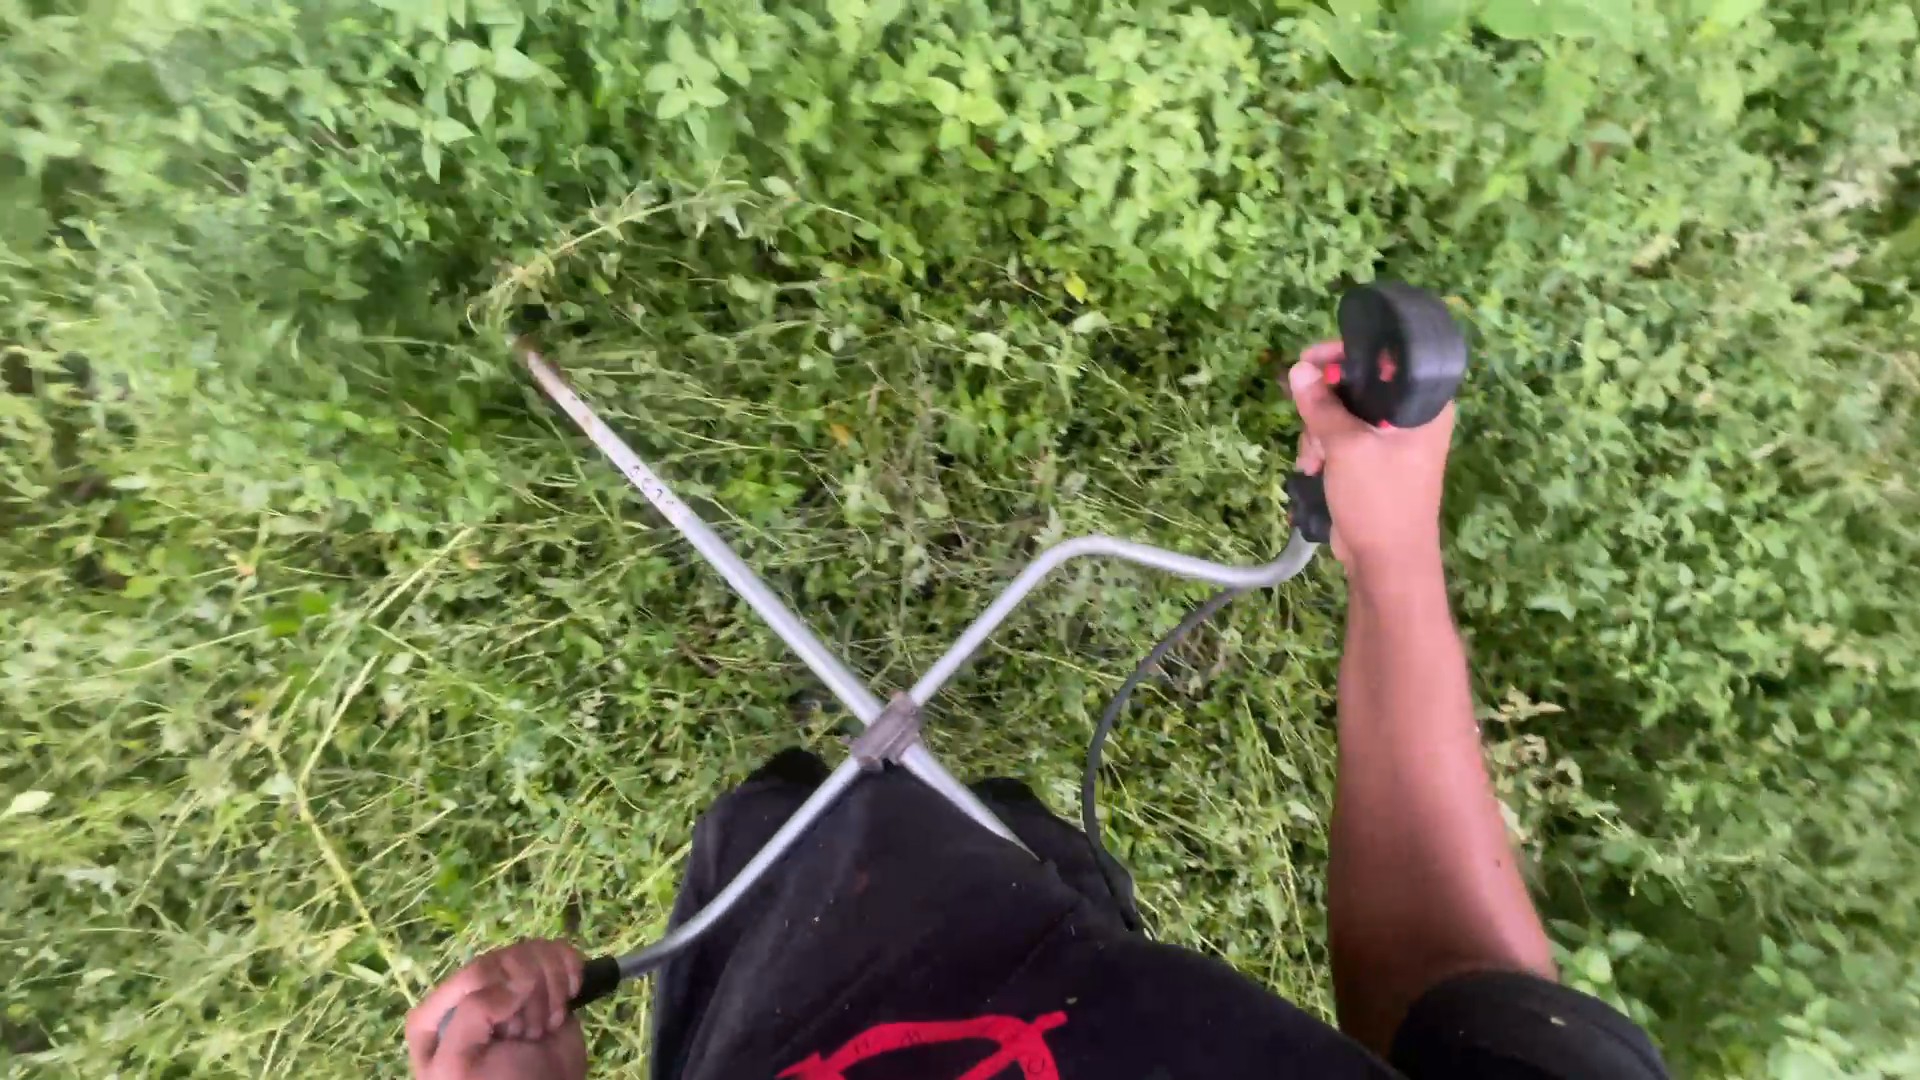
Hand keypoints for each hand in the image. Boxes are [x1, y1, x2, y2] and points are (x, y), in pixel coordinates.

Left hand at [405, 939, 587, 1079]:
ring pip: (536, 951)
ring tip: (548, 1023)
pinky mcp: (543, 981)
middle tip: (530, 1033)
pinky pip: (558, 951)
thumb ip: (472, 1015)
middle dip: (531, 994)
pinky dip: (571, 969)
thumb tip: (521, 980)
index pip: (476, 973)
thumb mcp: (460, 1065)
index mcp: (439, 1015)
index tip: (511, 1030)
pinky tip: (570, 996)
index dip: (502, 994)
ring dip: (553, 985)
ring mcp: (509, 986)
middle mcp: (471, 994)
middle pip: (510, 959)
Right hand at [1287, 341, 1454, 573]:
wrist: (1385, 559)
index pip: (1385, 358)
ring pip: (1340, 416)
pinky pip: (1339, 440)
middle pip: (1355, 387)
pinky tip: (1313, 469)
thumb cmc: (1378, 498)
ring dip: (1317, 435)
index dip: (1345, 355)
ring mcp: (1390, 441)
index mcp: (1424, 404)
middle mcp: (1411, 417)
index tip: (1308, 360)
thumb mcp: (1346, 447)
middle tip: (1311, 428)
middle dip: (1323, 407)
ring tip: (1314, 462)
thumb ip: (1322, 406)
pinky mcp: (1372, 462)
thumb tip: (1299, 370)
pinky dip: (1322, 450)